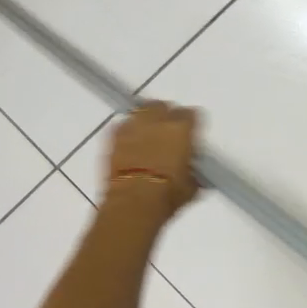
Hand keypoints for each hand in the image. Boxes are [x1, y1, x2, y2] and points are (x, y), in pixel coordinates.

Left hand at [105, 102, 200, 218]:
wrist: (134, 201)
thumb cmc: (168, 194)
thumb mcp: (192, 183)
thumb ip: (192, 167)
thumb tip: (190, 167)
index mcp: (182, 128)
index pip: (191, 114)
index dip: (189, 126)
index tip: (188, 137)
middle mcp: (158, 120)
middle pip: (162, 106)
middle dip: (165, 117)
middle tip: (166, 134)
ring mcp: (134, 125)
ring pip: (141, 111)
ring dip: (145, 121)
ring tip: (146, 137)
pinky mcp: (114, 134)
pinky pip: (123, 125)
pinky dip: (128, 131)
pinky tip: (131, 145)